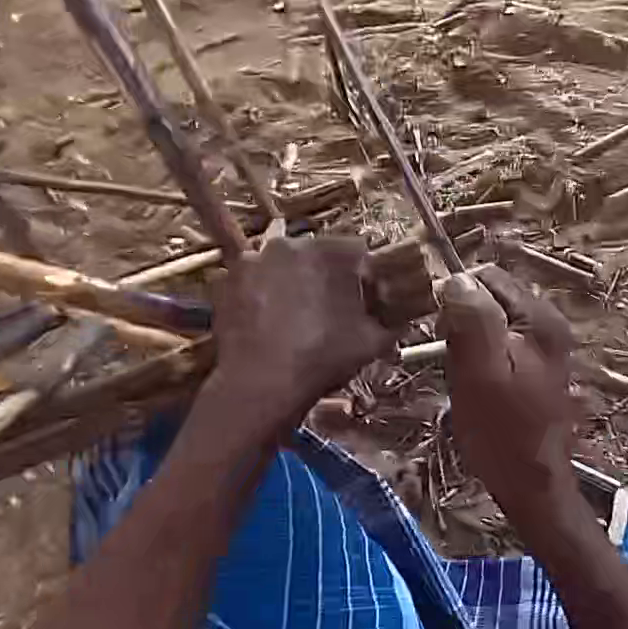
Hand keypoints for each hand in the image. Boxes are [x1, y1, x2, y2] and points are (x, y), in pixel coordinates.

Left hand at [209, 235, 395, 426]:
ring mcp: (252, 260)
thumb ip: (392, 322)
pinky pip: (254, 281)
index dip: (363, 274)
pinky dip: (261, 294)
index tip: (363, 296)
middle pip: (316, 255)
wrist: (262, 384)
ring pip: (282, 266)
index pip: (357, 250)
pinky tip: (268, 320)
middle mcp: (289, 244)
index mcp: (328, 250)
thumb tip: (401, 318)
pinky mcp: (226, 281)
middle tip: (330, 309)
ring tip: (295, 317)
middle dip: (325, 275)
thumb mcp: (372, 342)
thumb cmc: (324, 356)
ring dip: (291, 282)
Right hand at [438, 266, 581, 529]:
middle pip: (490, 298)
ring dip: (467, 341)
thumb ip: (472, 320)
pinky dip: (478, 357)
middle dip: (463, 320)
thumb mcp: (480, 372)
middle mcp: (548, 325)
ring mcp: (543, 347)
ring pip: (490, 323)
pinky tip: (473, 382)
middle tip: (452, 358)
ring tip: (461, 373)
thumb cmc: (501, 431)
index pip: (488, 277)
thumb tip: (455, 278)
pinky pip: (497, 345)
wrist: (530, 485)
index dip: (458, 296)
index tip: (440, 330)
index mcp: (540, 319)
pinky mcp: (534, 368)